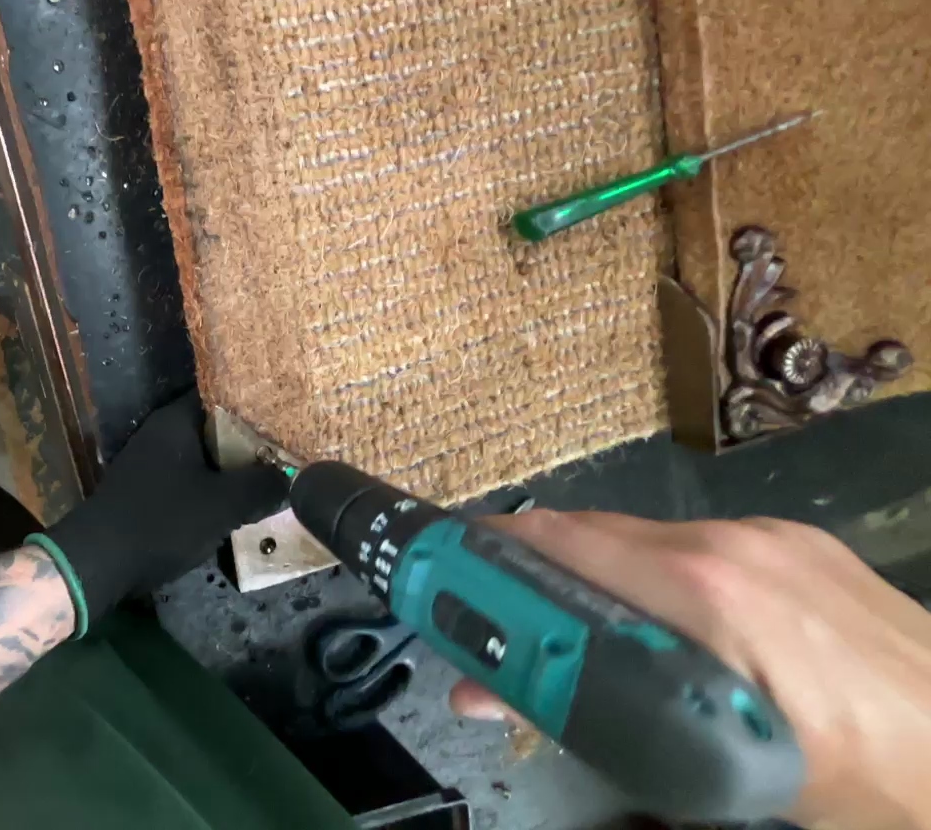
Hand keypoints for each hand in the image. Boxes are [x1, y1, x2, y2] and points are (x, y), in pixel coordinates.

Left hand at [39, 390, 289, 627]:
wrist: (103, 559)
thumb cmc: (162, 520)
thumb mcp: (222, 503)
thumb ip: (260, 485)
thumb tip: (291, 476)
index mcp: (175, 422)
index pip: (221, 396)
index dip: (257, 403)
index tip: (291, 414)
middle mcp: (162, 434)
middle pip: (216, 428)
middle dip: (252, 441)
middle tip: (294, 450)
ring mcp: (154, 462)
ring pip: (206, 458)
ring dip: (235, 469)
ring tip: (279, 477)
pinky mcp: (151, 490)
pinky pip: (192, 480)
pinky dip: (216, 489)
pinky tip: (244, 505)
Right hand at [450, 511, 930, 829]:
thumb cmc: (870, 783)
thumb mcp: (714, 770)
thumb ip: (582, 719)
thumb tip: (470, 693)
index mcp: (708, 592)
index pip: (557, 540)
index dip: (487, 549)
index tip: (442, 568)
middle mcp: (731, 543)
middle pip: (588, 531)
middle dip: (531, 561)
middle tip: (494, 601)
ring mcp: (774, 536)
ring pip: (638, 534)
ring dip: (593, 567)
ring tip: (577, 617)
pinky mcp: (803, 541)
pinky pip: (692, 542)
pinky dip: (653, 569)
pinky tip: (665, 617)